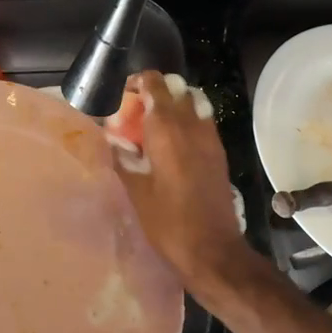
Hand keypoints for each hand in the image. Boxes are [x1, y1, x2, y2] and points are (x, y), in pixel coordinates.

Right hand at [107, 71, 246, 286]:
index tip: (123, 97)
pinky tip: (175, 145)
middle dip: (156, 93)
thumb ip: (122, 157)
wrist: (213, 250)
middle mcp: (191, 123)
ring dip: (175, 105)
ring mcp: (210, 137)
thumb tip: (112, 138)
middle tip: (138, 112)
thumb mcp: (135, 189)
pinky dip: (189, 121)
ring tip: (158, 126)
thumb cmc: (167, 221)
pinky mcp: (219, 152)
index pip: (155, 83)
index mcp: (166, 127)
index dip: (138, 82)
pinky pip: (203, 121)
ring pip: (193, 101)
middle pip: (175, 88)